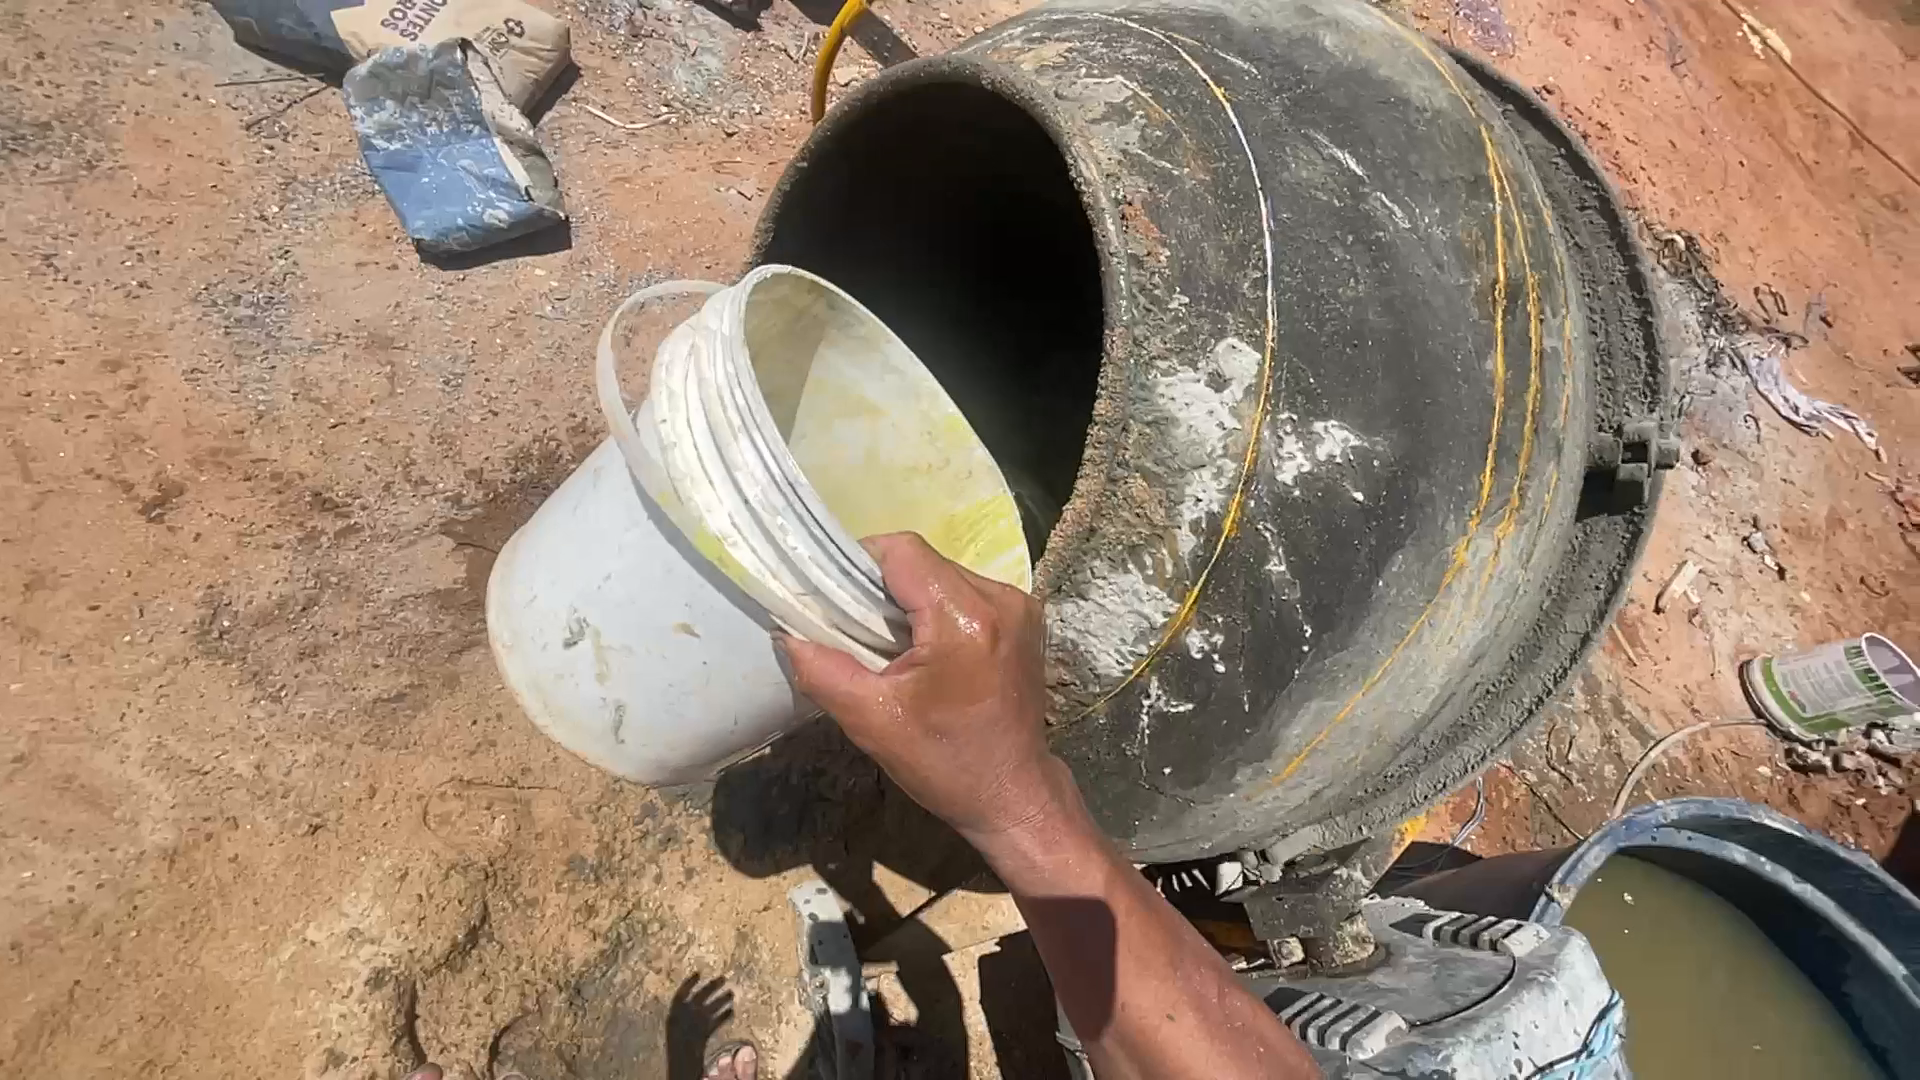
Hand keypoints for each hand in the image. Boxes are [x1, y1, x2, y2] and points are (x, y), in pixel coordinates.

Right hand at [778, 532, 1060, 841]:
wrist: (1014, 793)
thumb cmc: (944, 762)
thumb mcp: (872, 721)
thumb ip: (823, 670)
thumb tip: (788, 632)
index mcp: (964, 619)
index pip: (902, 551)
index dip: (861, 564)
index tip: (838, 599)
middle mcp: (1000, 599)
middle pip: (924, 561)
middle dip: (884, 586)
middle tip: (860, 628)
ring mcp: (1020, 605)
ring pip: (944, 572)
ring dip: (913, 597)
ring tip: (894, 642)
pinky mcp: (1026, 617)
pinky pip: (967, 590)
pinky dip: (939, 607)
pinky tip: (929, 646)